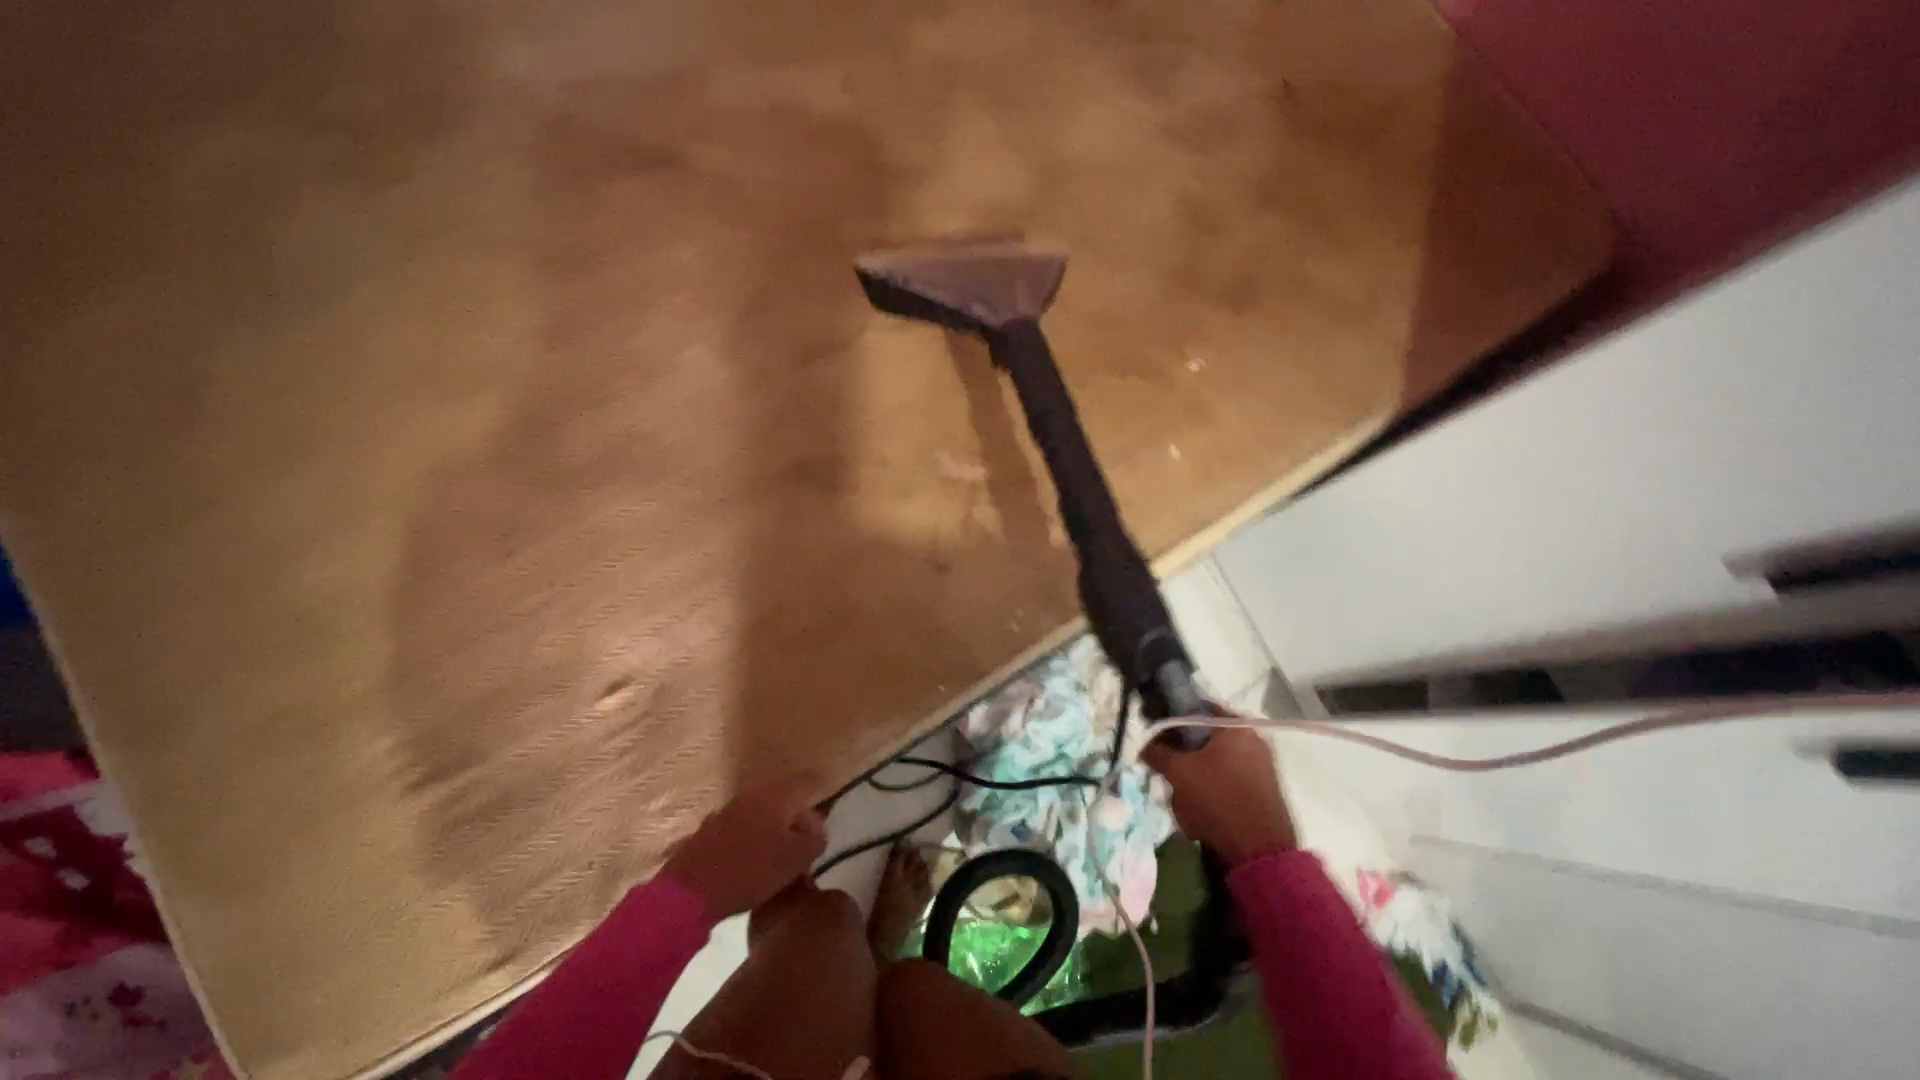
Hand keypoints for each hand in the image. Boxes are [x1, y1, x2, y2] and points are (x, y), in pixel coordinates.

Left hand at [660, 776, 828, 917]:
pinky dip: (753, 838)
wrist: (689, 892)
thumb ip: (815, 838)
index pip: (806, 782)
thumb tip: (818, 825)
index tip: (829, 810)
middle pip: (783, 797)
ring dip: (774, 827)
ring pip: (761, 812)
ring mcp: (727, 810)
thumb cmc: (750, 871)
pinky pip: (742, 827)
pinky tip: (754, 860)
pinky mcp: (709, 830)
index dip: (820, 792)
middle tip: (807, 840)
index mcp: (775, 796)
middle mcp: (750, 795)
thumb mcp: (795, 859)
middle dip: (797, 815)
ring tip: (782, 853)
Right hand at [1141, 726, 1296, 863]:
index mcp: (1236, 725)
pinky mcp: (1263, 789)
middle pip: (1206, 738)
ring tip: (1180, 795)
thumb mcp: (1178, 772)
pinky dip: (1212, 788)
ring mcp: (1262, 765)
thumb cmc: (1217, 798)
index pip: (1195, 709)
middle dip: (1183, 753)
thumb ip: (1158, 752)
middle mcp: (1254, 738)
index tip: (1155, 735)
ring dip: (1196, 774)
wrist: (1258, 848)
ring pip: (1215, 761)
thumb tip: (1144, 744)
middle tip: (1165, 768)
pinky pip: (1228, 779)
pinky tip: (1199, 808)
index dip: (1171, 720)